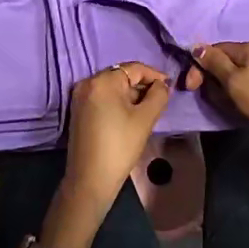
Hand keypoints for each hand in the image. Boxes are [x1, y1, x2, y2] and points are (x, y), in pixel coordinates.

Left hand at [57, 62, 172, 221]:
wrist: (91, 178)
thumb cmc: (120, 145)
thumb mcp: (145, 118)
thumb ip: (158, 95)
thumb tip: (162, 84)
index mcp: (102, 81)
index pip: (134, 68)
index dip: (155, 75)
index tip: (170, 85)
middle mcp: (87, 83)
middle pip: (121, 76)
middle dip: (142, 85)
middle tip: (160, 99)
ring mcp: (79, 97)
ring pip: (112, 88)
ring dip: (130, 94)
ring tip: (148, 108)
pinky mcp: (78, 110)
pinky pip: (102, 97)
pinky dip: (117, 102)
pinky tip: (130, 114)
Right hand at [185, 42, 248, 143]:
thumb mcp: (233, 79)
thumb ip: (213, 62)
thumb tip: (196, 46)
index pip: (215, 49)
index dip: (199, 65)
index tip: (190, 86)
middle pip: (224, 63)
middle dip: (212, 79)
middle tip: (209, 97)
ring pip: (233, 79)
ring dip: (224, 91)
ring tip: (225, 105)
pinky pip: (244, 88)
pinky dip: (236, 97)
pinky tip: (237, 108)